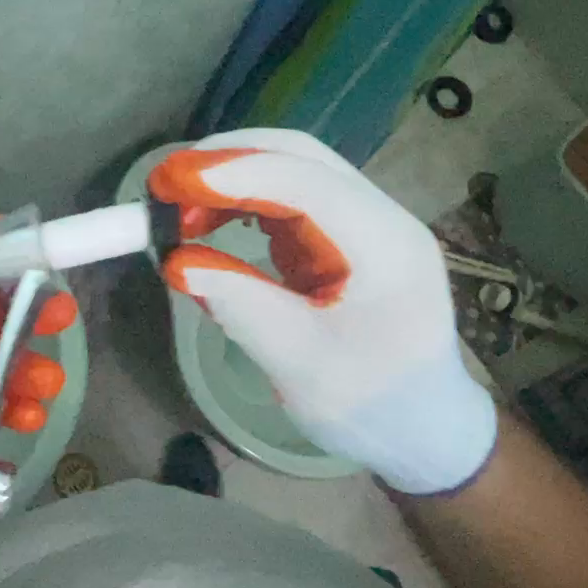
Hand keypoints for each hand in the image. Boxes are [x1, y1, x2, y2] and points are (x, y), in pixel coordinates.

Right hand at [148, 128, 494, 493]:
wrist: (424, 430)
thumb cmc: (371, 406)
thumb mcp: (298, 363)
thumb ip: (239, 305)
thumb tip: (176, 263)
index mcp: (385, 244)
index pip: (304, 181)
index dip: (232, 173)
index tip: (166, 181)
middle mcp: (380, 217)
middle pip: (300, 157)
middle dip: (226, 162)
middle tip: (163, 185)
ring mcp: (365, 223)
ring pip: (292, 172)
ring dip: (231, 181)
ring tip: (178, 213)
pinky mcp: (346, 238)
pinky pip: (290, 201)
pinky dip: (243, 204)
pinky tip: (210, 222)